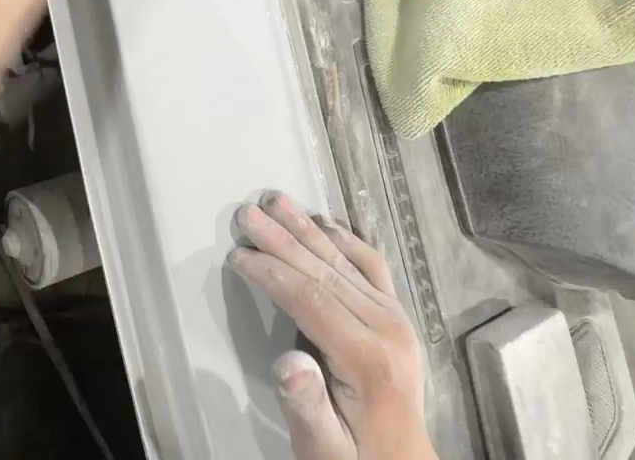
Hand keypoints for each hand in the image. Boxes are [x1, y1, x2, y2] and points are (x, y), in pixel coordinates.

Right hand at [230, 192, 433, 459]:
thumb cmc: (354, 458)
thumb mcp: (323, 449)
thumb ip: (306, 408)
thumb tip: (287, 362)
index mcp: (369, 360)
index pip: (310, 299)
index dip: (270, 273)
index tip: (237, 254)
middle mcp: (388, 329)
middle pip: (325, 271)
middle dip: (281, 239)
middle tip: (247, 213)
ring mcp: (396, 319)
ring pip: (343, 261)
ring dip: (305, 228)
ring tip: (275, 200)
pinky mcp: (397, 316)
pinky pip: (371, 266)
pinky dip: (345, 240)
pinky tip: (323, 222)